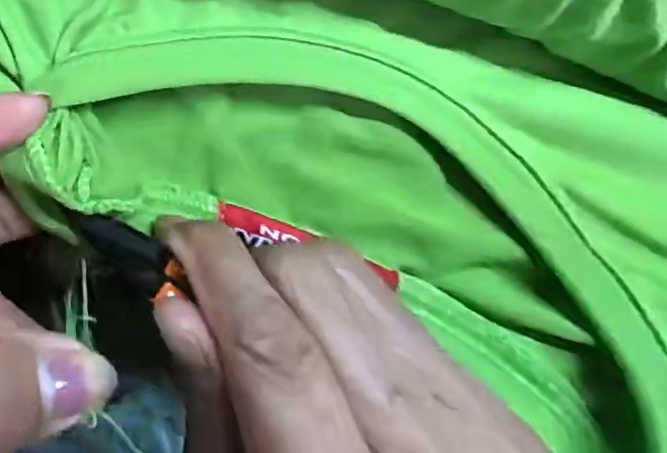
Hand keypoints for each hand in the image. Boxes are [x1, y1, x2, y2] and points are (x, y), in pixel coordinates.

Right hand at [153, 221, 547, 452]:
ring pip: (353, 275)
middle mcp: (424, 442)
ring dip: (286, 273)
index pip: (275, 347)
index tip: (169, 235)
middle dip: (244, 266)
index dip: (213, 271)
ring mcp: (478, 420)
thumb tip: (175, 303)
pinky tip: (319, 330)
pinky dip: (335, 296)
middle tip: (210, 288)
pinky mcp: (497, 402)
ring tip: (262, 306)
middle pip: (313, 285)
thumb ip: (212, 405)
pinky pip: (391, 302)